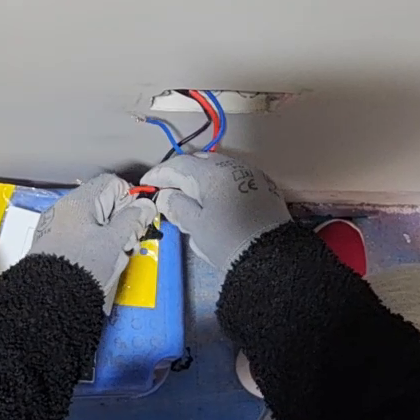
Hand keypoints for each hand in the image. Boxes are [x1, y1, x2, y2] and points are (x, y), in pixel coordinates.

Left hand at [28, 173, 157, 309]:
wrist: (50, 297)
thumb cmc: (82, 266)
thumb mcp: (114, 241)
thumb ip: (132, 220)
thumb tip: (145, 205)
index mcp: (79, 201)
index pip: (112, 184)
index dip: (129, 199)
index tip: (137, 219)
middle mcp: (64, 208)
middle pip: (102, 203)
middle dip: (120, 221)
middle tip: (128, 241)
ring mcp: (57, 226)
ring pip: (93, 222)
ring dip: (109, 235)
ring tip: (113, 256)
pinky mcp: (53, 244)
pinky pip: (80, 236)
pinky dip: (93, 245)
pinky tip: (98, 262)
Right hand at [141, 153, 291, 268]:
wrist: (272, 257)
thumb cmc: (227, 240)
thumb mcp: (196, 226)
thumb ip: (177, 207)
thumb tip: (166, 196)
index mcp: (211, 173)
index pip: (178, 166)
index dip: (159, 174)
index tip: (147, 184)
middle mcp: (232, 167)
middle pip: (199, 162)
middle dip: (181, 173)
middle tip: (167, 188)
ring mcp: (250, 175)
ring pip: (218, 169)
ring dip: (201, 178)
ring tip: (189, 195)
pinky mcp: (263, 187)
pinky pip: (233, 179)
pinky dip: (219, 185)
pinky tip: (214, 200)